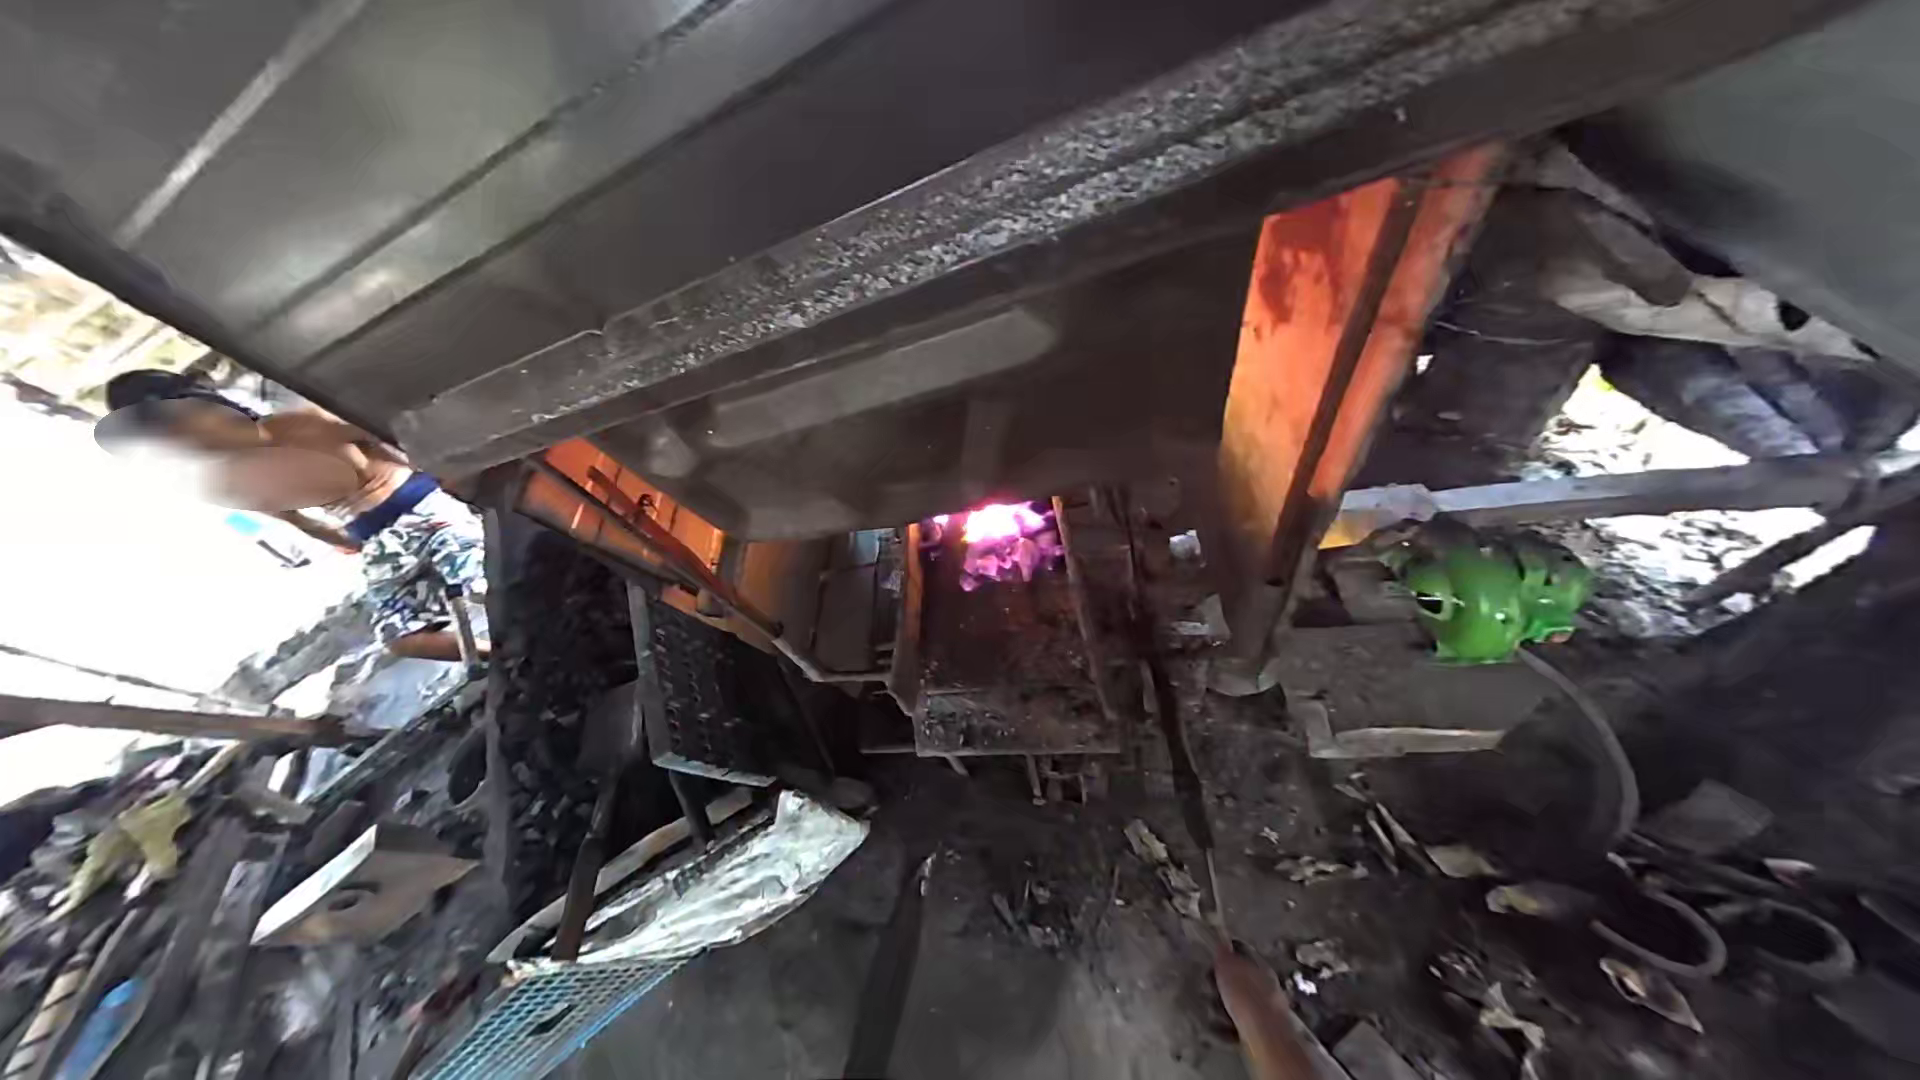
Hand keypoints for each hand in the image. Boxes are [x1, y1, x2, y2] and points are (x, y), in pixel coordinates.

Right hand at [1214, 939, 1285, 1027]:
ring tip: (1214, 1009)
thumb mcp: (1227, 965)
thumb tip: (1221, 941)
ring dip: (1222, 1005)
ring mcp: (1267, 1010)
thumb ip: (1222, 952)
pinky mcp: (1262, 1031)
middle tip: (1210, 987)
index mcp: (1260, 965)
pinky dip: (1228, 1024)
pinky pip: (1240, 1022)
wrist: (1265, 1037)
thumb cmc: (1244, 995)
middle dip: (1221, 983)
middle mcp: (1267, 985)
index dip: (1224, 953)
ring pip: (1238, 1001)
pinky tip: (1220, 1026)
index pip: (1241, 951)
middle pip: (1238, 978)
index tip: (1211, 961)